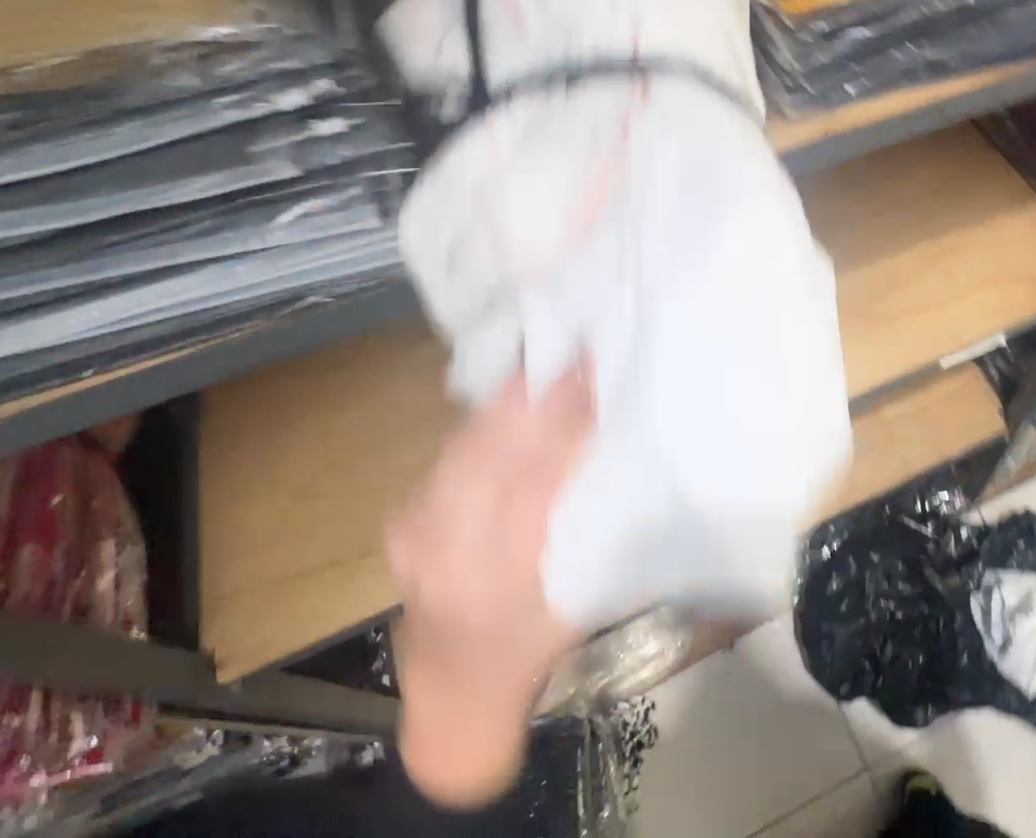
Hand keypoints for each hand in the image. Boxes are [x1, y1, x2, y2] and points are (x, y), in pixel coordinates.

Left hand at [386, 359, 594, 808]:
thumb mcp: (580, 596)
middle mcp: (447, 554)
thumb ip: (598, 532)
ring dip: (506, 402)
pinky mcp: (402, 516)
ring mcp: (415, 533)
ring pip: (463, 449)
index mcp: (498, 580)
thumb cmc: (534, 641)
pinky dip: (482, 420)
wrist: (456, 684)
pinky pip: (447, 455)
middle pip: (488, 456)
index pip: (531, 486)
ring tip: (545, 362)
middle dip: (532, 400)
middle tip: (571, 352)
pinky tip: (509, 395)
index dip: (562, 429)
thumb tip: (632, 457)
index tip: (592, 380)